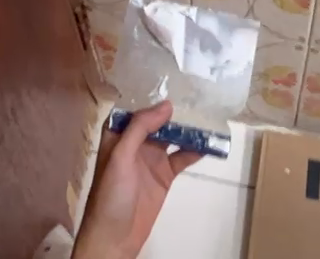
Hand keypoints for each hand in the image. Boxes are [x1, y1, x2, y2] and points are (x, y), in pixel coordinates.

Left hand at [72, 102, 203, 258]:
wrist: (114, 239)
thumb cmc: (111, 193)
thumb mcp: (121, 156)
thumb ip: (141, 128)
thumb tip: (167, 105)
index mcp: (119, 133)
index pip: (138, 107)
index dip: (154, 95)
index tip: (176, 81)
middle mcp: (135, 141)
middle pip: (158, 120)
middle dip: (175, 110)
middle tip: (199, 96)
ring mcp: (151, 158)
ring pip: (172, 137)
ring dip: (188, 129)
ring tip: (208, 116)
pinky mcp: (164, 176)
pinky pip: (181, 157)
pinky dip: (194, 150)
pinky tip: (208, 143)